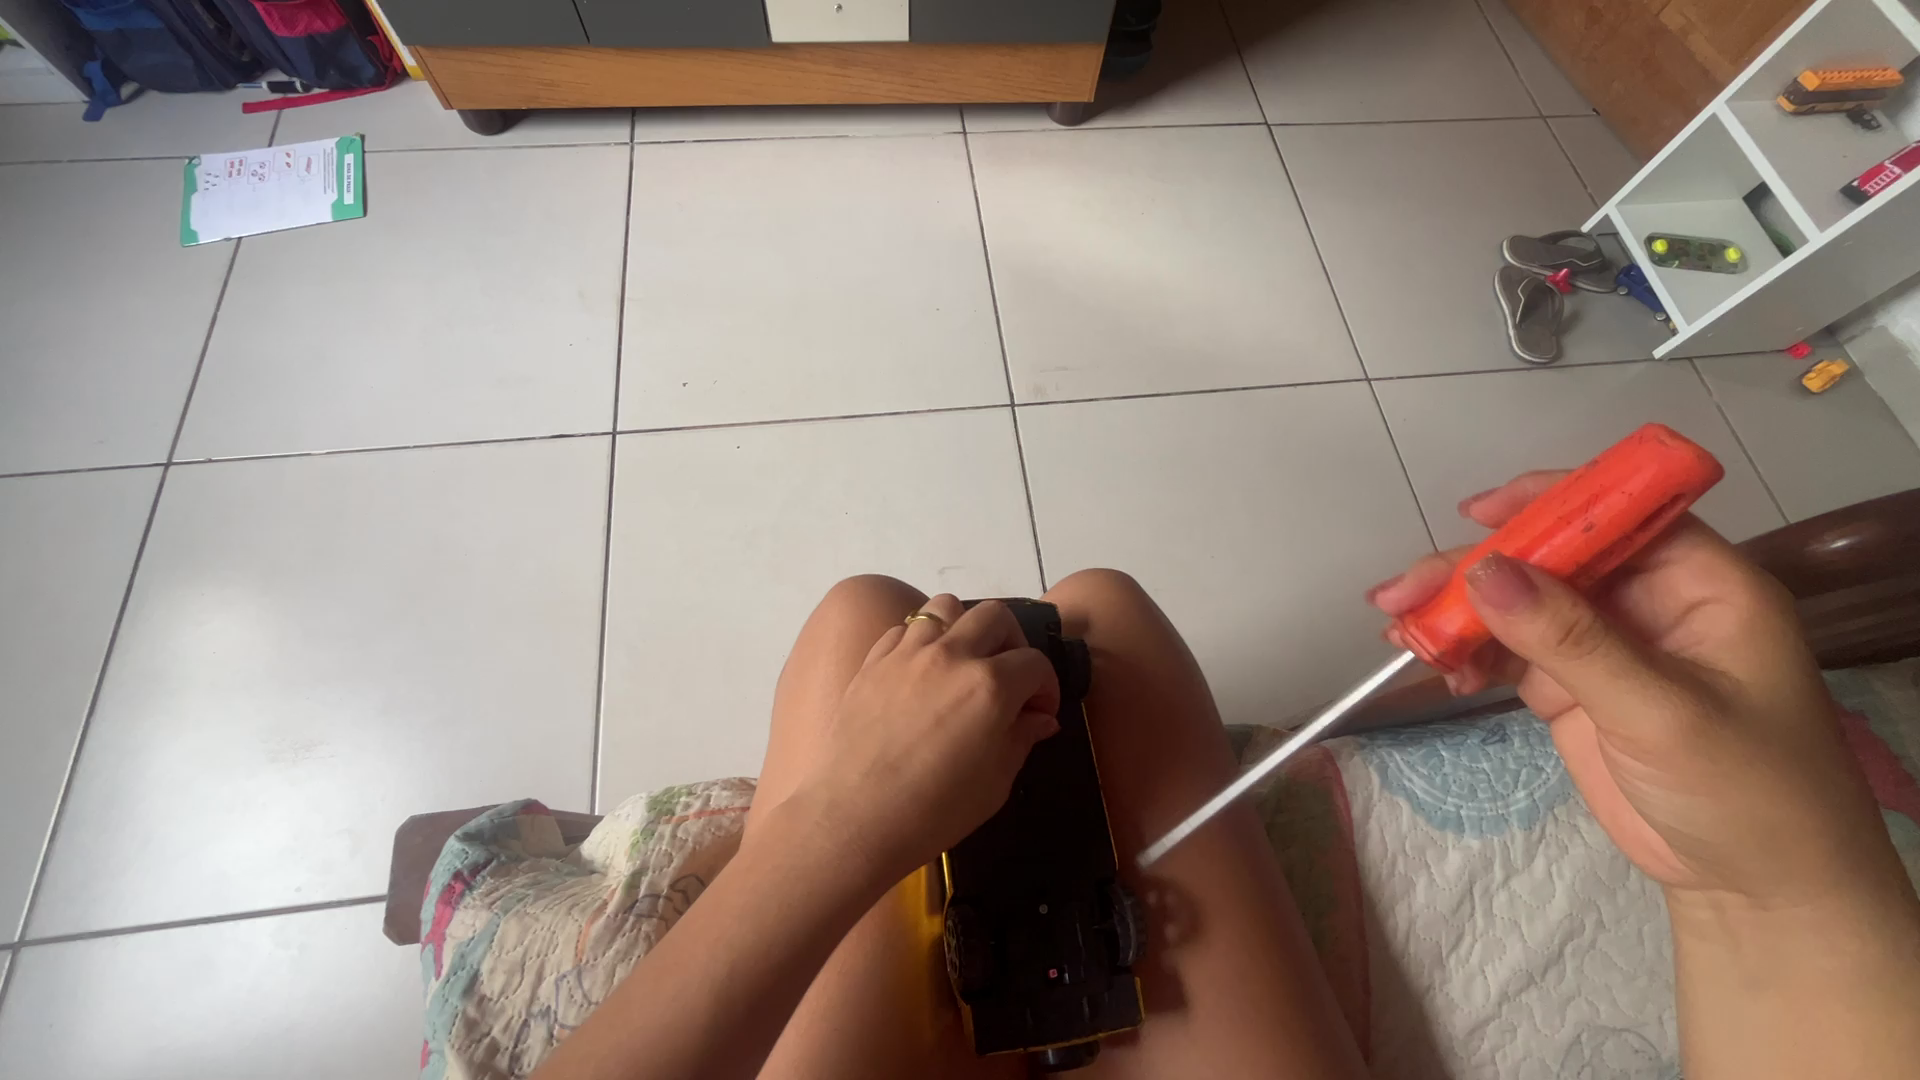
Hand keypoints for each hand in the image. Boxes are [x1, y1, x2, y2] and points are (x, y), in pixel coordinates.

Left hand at [796, 595, 1060, 882]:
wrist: (854, 818)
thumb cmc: (934, 811)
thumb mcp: (995, 784)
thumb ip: (1021, 739)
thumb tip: (1040, 718)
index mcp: (990, 685)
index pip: (1035, 663)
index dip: (1046, 687)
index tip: (1039, 711)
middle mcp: (952, 655)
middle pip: (995, 616)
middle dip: (1012, 641)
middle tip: (1008, 677)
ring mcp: (908, 652)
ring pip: (945, 607)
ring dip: (964, 628)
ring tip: (962, 660)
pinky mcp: (873, 660)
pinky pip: (903, 629)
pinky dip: (920, 640)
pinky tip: (920, 671)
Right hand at [1367, 473, 1898, 910]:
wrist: (1751, 888)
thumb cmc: (1745, 793)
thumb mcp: (1659, 711)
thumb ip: (1569, 639)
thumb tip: (1483, 572)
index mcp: (1698, 587)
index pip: (1619, 517)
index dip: (1550, 503)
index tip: (1475, 513)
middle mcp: (1643, 602)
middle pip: (1543, 559)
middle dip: (1468, 572)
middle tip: (1398, 595)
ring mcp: (1598, 642)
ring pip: (1510, 602)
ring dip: (1452, 614)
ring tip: (1400, 634)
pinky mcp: (1564, 682)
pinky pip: (1500, 648)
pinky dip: (1462, 653)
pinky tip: (1438, 669)